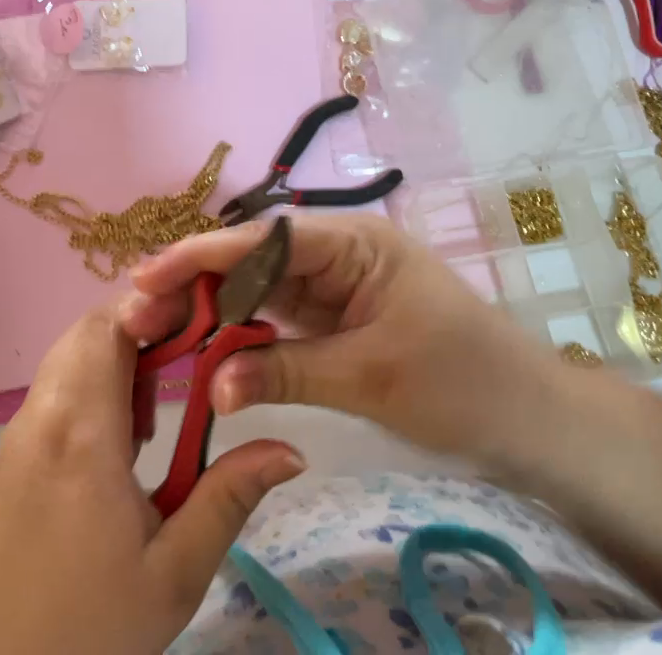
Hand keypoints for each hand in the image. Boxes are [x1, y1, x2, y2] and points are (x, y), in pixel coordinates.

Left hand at [0, 305, 306, 654]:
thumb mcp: (175, 571)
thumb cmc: (89, 628)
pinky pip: (50, 399)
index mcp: (80, 433)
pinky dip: (88, 395)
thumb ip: (229, 497)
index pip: (108, 327)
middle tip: (188, 366)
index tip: (202, 317)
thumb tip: (293, 448)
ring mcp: (14, 441)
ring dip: (113, 365)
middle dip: (140, 331)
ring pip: (65, 364)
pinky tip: (117, 450)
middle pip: (86, 335)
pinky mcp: (4, 465)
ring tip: (156, 416)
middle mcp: (38, 420)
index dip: (152, 306)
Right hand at [122, 213, 569, 481]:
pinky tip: (198, 346)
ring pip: (257, 291)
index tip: (146, 277)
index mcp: (354, 242)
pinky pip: (274, 320)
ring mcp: (333, 289)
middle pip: (252, 262)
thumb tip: (209, 388)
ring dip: (209, 310)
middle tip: (135, 313)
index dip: (202, 256)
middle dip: (195, 285)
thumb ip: (285, 372)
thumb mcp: (371, 375)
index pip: (265, 240)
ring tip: (151, 329)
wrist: (526, 420)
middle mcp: (336, 254)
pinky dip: (237, 335)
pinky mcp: (331, 321)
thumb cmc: (462, 382)